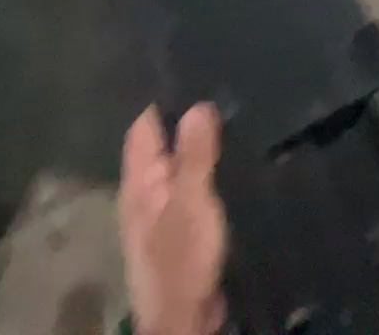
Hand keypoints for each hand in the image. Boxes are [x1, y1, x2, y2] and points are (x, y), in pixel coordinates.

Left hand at [120, 103, 227, 334]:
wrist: (185, 321)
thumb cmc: (182, 260)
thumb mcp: (190, 204)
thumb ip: (193, 157)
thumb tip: (197, 105)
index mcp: (139, 184)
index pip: (145, 127)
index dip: (166, 98)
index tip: (197, 68)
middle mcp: (146, 193)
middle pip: (163, 144)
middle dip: (188, 117)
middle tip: (227, 82)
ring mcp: (164, 212)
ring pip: (181, 164)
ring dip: (202, 144)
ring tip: (239, 111)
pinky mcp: (185, 226)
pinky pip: (195, 184)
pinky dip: (210, 167)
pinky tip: (236, 158)